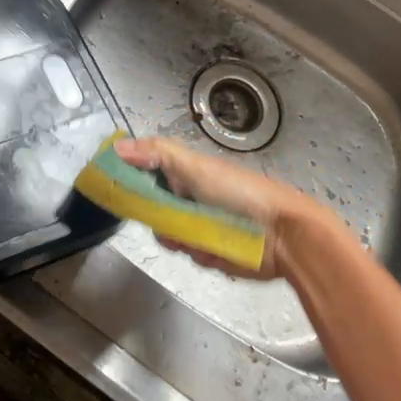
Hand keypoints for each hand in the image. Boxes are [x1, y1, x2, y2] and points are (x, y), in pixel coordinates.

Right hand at [114, 135, 330, 279]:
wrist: (285, 235)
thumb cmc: (239, 194)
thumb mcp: (195, 166)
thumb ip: (156, 153)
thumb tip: (116, 146)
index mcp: (187, 171)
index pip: (147, 175)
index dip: (134, 183)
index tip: (126, 193)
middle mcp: (191, 196)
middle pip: (154, 210)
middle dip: (160, 219)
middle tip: (172, 221)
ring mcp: (202, 224)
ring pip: (170, 235)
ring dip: (181, 239)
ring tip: (201, 238)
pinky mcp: (214, 251)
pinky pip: (191, 254)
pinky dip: (200, 254)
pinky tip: (216, 251)